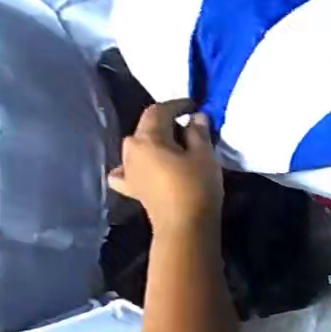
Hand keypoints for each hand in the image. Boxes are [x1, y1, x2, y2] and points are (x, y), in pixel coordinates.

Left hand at [109, 100, 221, 236]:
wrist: (185, 227)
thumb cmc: (196, 187)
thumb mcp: (204, 155)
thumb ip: (198, 132)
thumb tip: (196, 117)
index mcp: (147, 138)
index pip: (159, 111)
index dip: (177, 105)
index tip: (194, 106)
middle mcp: (131, 150)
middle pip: (146, 128)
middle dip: (166, 124)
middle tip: (189, 128)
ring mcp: (128, 171)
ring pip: (137, 147)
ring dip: (153, 143)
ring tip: (173, 147)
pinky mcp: (132, 189)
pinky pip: (126, 171)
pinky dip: (132, 166)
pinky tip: (141, 169)